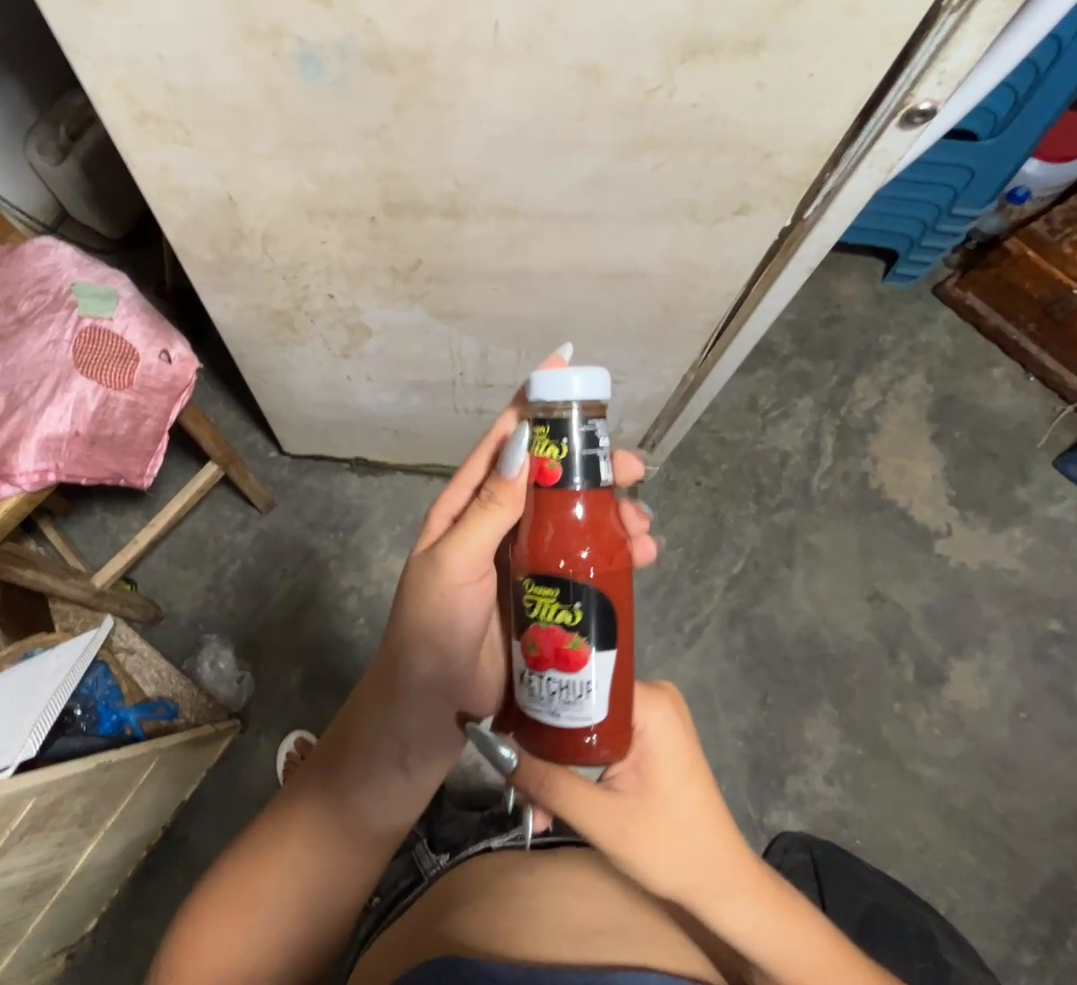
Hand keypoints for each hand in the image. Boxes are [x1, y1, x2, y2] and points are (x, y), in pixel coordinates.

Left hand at [373, 344, 657, 733]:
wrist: (432, 705)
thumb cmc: (431, 629)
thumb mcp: (452, 564)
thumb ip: (488, 510)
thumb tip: (521, 445)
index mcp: (464, 508)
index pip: (502, 445)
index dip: (533, 407)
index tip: (569, 371)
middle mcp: (496, 526)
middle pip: (549, 480)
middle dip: (592, 468)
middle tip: (636, 467)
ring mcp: (523, 562)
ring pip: (574, 520)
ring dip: (612, 514)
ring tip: (644, 529)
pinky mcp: (545, 597)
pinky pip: (583, 562)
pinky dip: (614, 554)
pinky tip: (641, 558)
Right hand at [481, 681, 758, 905]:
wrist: (722, 886)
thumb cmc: (670, 849)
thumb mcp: (598, 817)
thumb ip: (542, 779)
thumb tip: (489, 746)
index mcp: (648, 701)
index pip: (574, 676)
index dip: (531, 697)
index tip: (498, 727)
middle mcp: (650, 695)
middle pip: (574, 701)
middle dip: (538, 742)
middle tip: (510, 777)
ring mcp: (650, 714)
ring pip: (579, 722)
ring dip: (551, 760)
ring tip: (531, 803)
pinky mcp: (646, 735)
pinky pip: (594, 735)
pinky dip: (571, 764)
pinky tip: (550, 800)